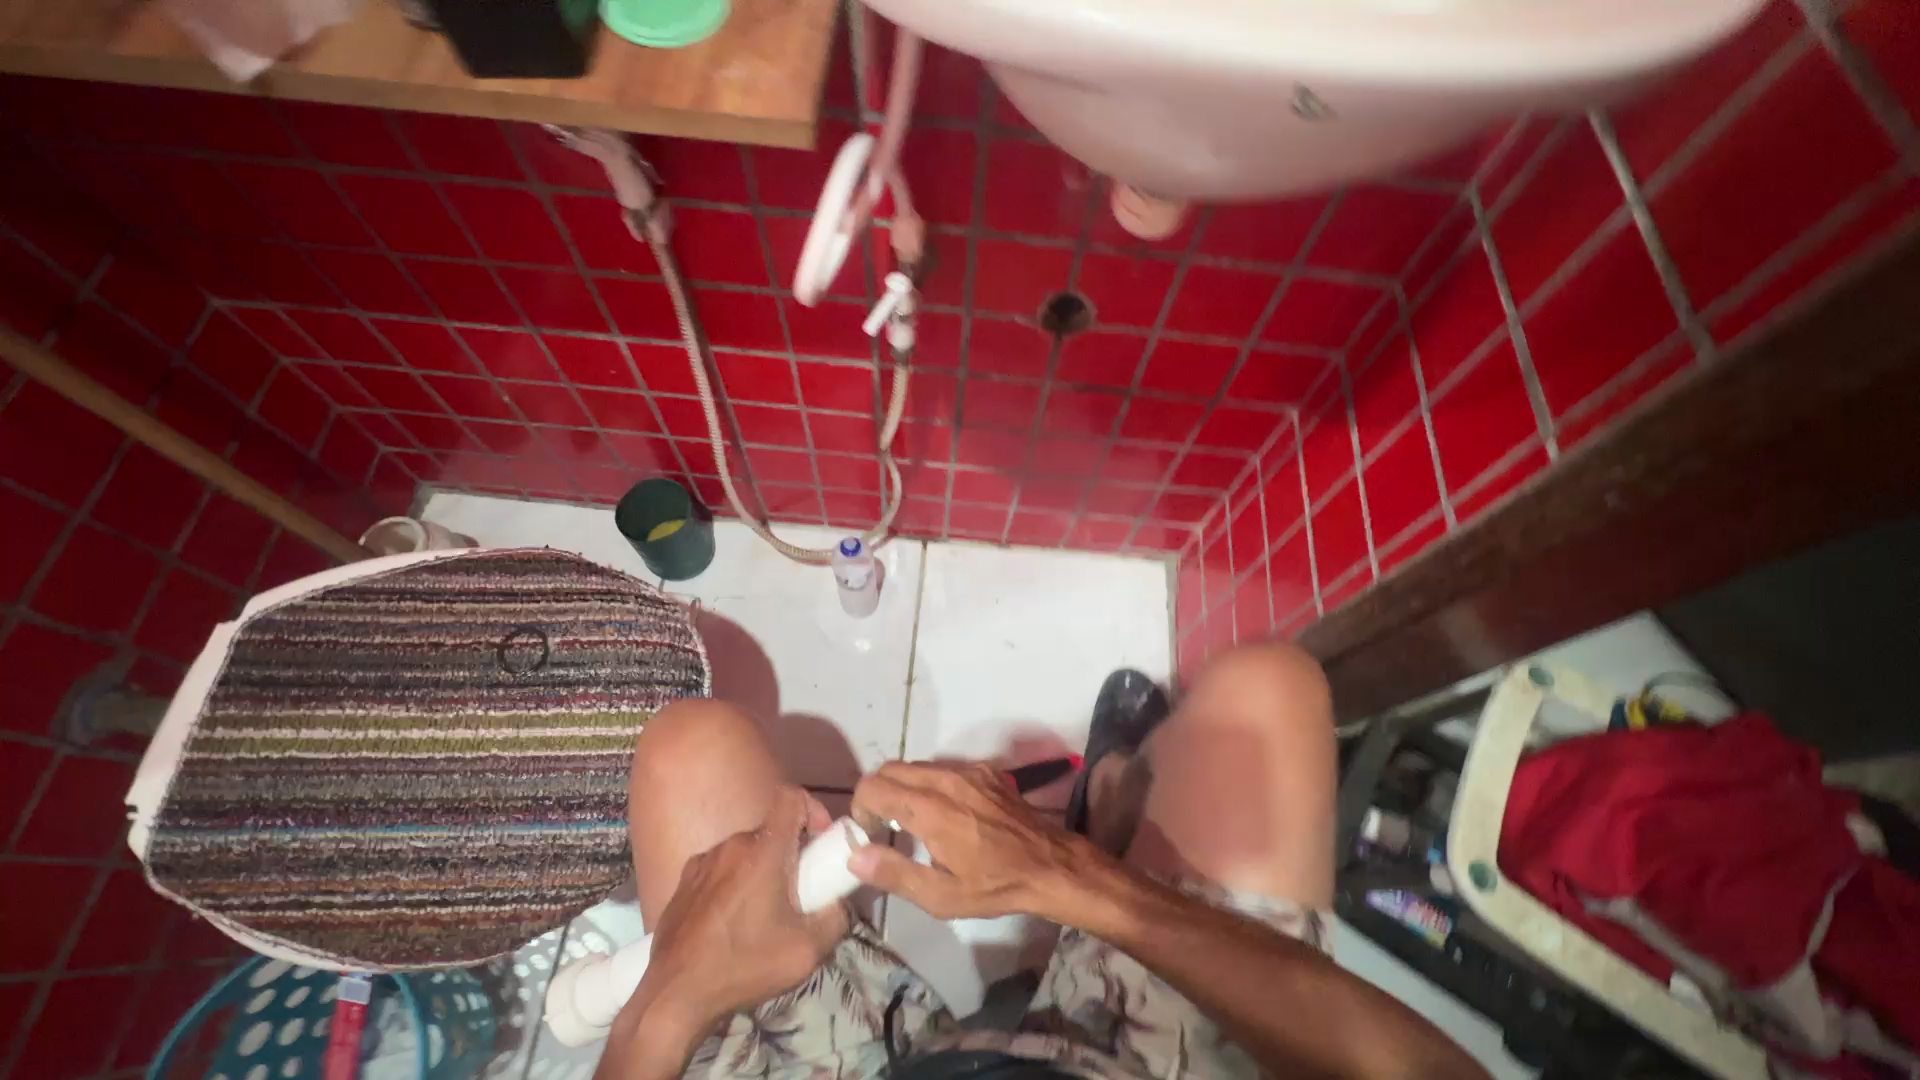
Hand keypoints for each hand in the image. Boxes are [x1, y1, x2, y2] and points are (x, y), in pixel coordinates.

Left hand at [640, 787, 851, 1022]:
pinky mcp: (682, 882)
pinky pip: (719, 869)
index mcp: (762, 851)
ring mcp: (702, 862)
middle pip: (770, 831)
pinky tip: (731, 921)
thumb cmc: (743, 967)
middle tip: (797, 893)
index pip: (790, 796)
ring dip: (760, 870)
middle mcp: (731, 845)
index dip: (812, 808)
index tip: (819, 842)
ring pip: (744, 851)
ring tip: (762, 913)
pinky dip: (733, 883)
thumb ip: (837, 917)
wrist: (674, 997)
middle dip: (789, 854)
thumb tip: (839, 902)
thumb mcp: (807, 951)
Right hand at [848, 761, 1098, 920]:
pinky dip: (930, 783)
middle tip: (884, 826)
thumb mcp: (941, 895)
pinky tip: (944, 812)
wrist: (1049, 863)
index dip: (861, 808)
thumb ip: (894, 873)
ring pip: (916, 765)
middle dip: (878, 794)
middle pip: (890, 769)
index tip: (868, 833)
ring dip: (903, 787)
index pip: (873, 787)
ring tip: (912, 820)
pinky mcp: (984, 769)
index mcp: (929, 809)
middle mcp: (945, 779)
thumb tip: (856, 856)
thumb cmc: (994, 885)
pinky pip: (942, 767)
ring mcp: (967, 770)